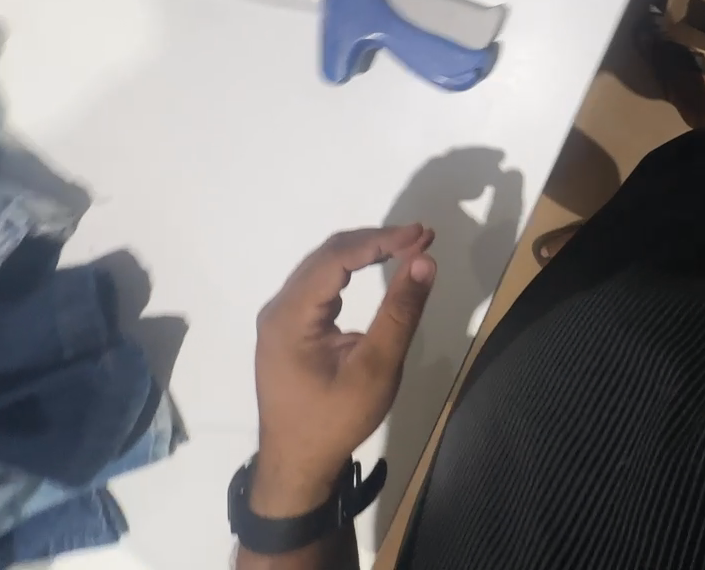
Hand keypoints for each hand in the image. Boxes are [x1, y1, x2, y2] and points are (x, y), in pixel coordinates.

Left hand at [251, 225, 435, 515]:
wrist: (297, 468)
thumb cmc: (335, 420)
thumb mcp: (376, 368)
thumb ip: (400, 312)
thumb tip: (424, 259)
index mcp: (290, 317)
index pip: (337, 257)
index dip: (382, 239)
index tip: (423, 235)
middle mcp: (280, 309)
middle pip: (330, 254)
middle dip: (378, 239)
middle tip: (423, 237)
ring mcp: (282, 317)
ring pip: (326, 263)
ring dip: (368, 249)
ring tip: (410, 246)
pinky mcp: (291, 326)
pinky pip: (324, 280)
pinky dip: (356, 266)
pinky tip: (380, 264)